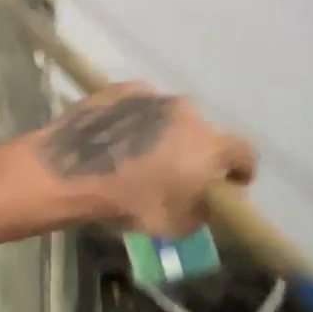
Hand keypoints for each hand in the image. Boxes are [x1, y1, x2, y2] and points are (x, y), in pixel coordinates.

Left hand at [27, 82, 255, 238]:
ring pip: (170, 116)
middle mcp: (185, 111)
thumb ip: (202, 208)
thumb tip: (203, 199)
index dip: (240, 171)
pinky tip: (120, 137)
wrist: (69, 171)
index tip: (230, 184)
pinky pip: (140, 105)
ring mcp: (150, 94)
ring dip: (166, 132)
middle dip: (198, 151)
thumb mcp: (179, 224)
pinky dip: (137, 118)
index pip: (243, 153)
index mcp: (208, 143)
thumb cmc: (130, 202)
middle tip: (180, 170)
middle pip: (203, 131)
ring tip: (144, 152)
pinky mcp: (119, 88)